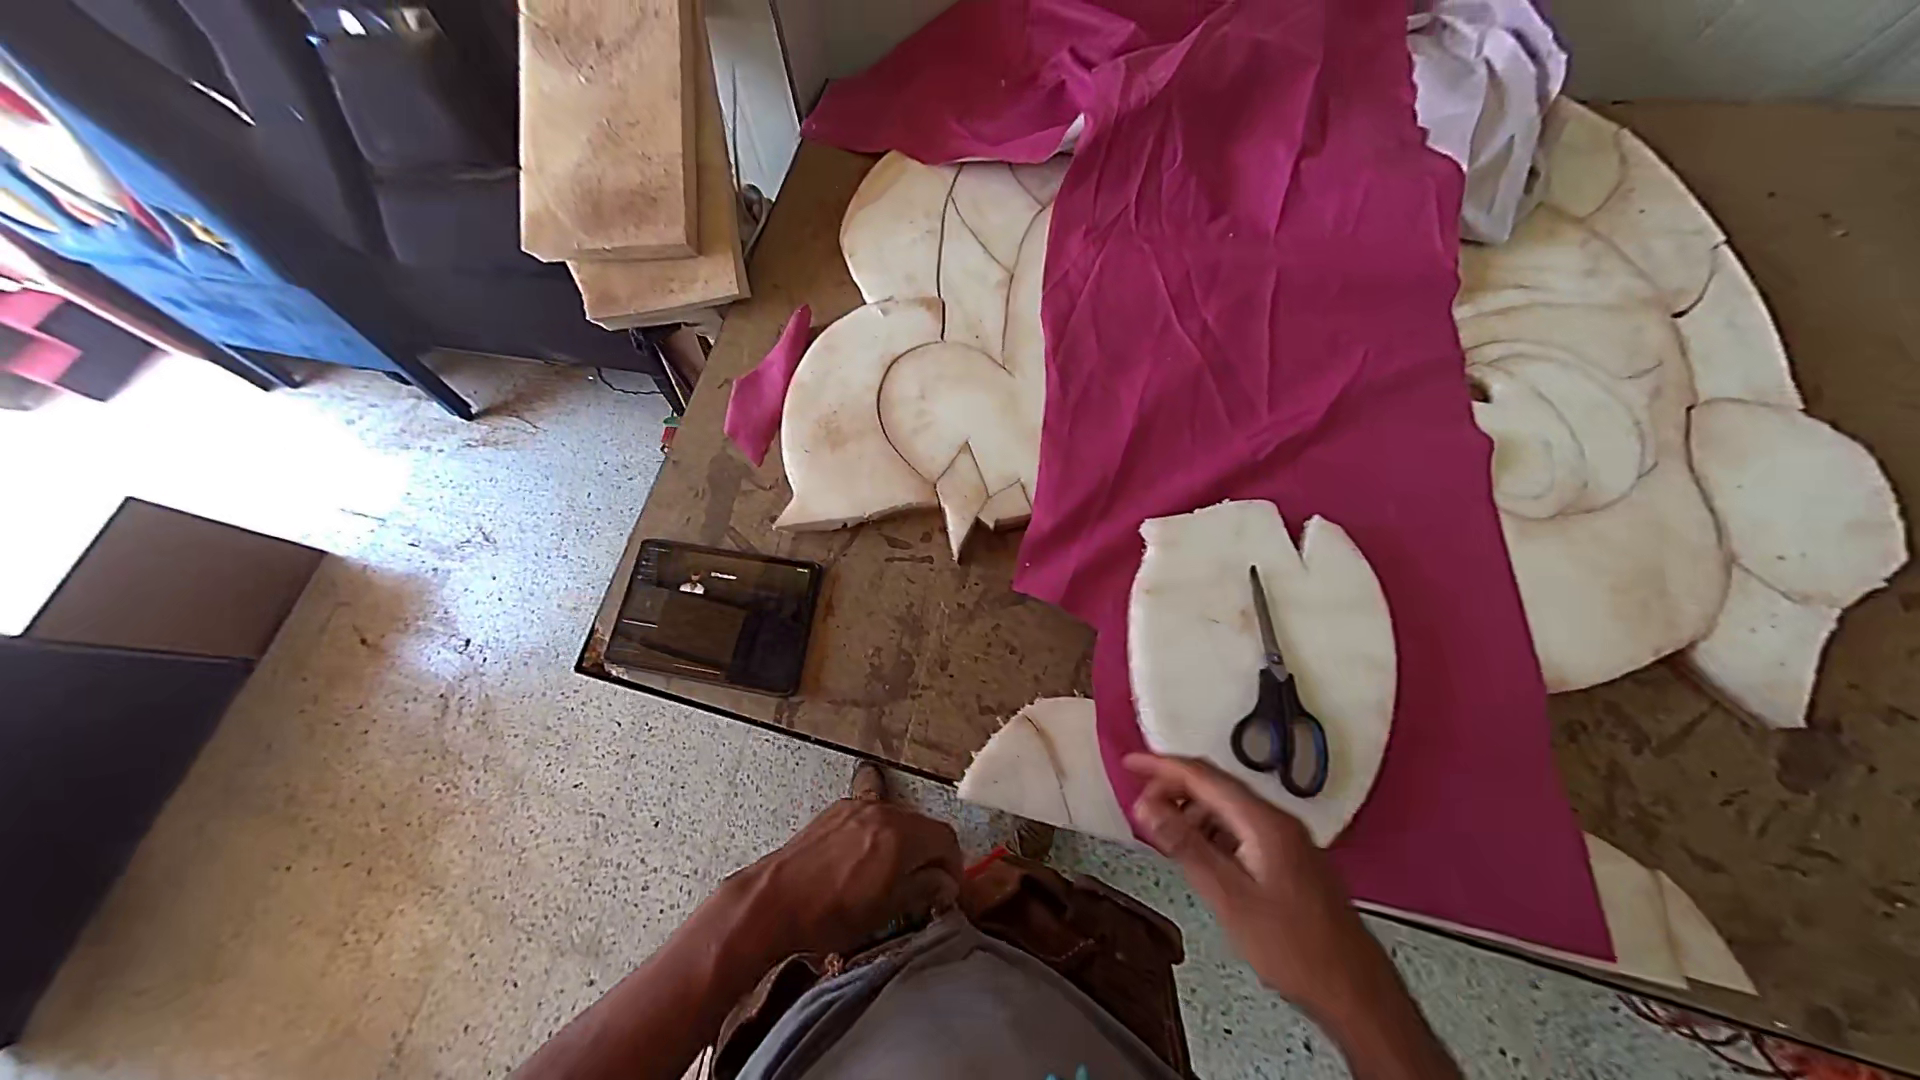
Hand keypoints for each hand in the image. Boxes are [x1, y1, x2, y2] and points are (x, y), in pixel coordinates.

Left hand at [744, 795, 962, 956]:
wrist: (773, 902)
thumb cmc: (826, 913)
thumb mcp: (885, 911)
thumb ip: (923, 889)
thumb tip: (944, 883)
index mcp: (901, 835)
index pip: (946, 839)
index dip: (953, 866)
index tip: (948, 887)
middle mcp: (882, 812)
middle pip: (923, 827)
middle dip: (929, 855)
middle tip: (925, 886)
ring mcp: (857, 808)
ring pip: (898, 821)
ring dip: (904, 845)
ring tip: (892, 877)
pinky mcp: (837, 811)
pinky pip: (871, 817)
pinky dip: (879, 835)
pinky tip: (865, 862)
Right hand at [1124, 753, 1381, 1014]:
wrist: (1355, 993)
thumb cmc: (1295, 949)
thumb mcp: (1228, 896)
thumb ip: (1185, 845)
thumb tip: (1147, 807)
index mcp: (1263, 822)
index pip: (1203, 776)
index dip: (1162, 765)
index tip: (1131, 763)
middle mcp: (1277, 821)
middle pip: (1215, 786)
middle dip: (1173, 787)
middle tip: (1141, 803)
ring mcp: (1285, 839)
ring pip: (1227, 807)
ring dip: (1190, 809)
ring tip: (1162, 829)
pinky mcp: (1287, 859)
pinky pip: (1239, 827)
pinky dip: (1210, 829)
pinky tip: (1196, 850)